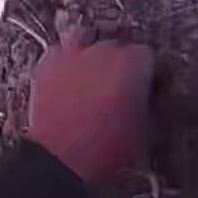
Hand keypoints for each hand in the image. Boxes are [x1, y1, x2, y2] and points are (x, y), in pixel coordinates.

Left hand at [28, 27, 153, 180]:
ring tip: (94, 69)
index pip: (149, 56)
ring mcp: (73, 55)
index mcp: (133, 65)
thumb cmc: (103, 149)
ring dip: (92, 50)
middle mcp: (104, 52)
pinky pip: (59, 51)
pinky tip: (69, 74)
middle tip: (121, 84)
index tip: (148, 83)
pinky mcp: (47, 64)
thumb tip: (146, 100)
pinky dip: (65, 60)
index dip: (149, 71)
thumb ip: (146, 105)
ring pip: (86, 37)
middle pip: (118, 45)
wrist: (61, 159)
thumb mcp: (142, 132)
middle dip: (122, 62)